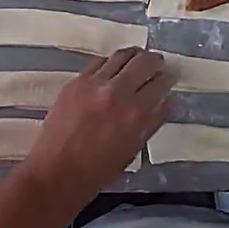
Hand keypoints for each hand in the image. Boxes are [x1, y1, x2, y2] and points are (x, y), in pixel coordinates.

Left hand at [16, 48, 174, 203]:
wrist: (56, 172)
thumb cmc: (98, 169)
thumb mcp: (134, 148)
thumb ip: (153, 121)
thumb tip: (169, 101)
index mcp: (136, 112)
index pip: (161, 82)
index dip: (170, 76)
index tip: (173, 74)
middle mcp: (118, 92)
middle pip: (144, 62)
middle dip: (156, 60)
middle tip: (159, 63)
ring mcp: (95, 84)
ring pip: (122, 56)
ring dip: (135, 55)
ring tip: (138, 59)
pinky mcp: (76, 82)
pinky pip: (99, 62)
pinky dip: (111, 62)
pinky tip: (113, 68)